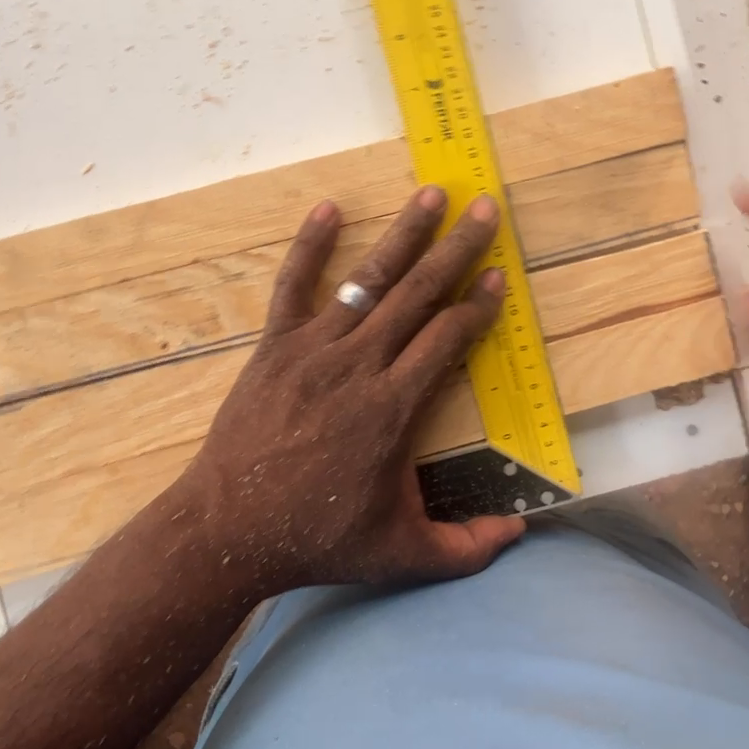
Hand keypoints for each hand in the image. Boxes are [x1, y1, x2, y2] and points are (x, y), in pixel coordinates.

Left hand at [175, 185, 525, 593]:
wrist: (227, 531)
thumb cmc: (318, 538)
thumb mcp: (402, 555)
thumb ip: (467, 549)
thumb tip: (522, 533)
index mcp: (394, 408)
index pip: (448, 338)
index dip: (478, 305)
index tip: (499, 276)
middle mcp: (359, 366)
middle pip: (418, 294)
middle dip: (457, 249)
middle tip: (485, 208)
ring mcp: (313, 350)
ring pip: (368, 280)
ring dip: (403, 235)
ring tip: (431, 194)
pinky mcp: (274, 347)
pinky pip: (293, 286)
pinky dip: (310, 246)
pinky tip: (328, 208)